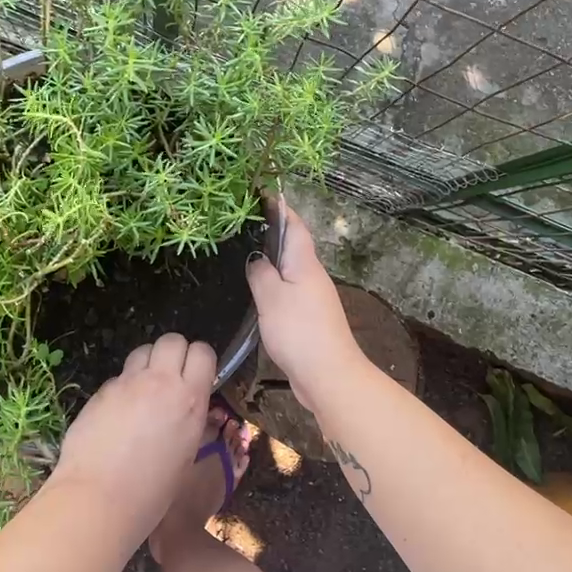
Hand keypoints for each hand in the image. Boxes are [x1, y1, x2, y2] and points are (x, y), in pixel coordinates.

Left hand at [47, 333, 214, 539]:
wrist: (99, 499)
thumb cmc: (152, 492)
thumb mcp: (186, 454)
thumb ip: (187, 419)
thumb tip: (183, 407)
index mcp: (190, 399)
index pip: (202, 352)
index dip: (200, 360)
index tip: (195, 375)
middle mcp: (160, 382)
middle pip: (172, 340)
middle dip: (173, 353)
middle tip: (169, 377)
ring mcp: (127, 383)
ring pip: (142, 351)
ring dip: (147, 364)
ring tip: (143, 390)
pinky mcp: (101, 391)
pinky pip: (118, 378)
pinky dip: (122, 389)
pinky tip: (116, 415)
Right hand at [246, 202, 365, 409]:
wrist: (329, 376)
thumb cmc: (299, 331)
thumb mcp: (271, 297)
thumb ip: (260, 273)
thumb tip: (256, 259)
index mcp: (305, 263)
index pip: (295, 226)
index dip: (280, 209)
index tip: (262, 195)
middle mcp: (312, 275)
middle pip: (292, 246)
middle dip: (271, 232)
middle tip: (242, 224)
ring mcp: (312, 298)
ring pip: (289, 270)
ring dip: (271, 260)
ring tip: (243, 253)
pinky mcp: (308, 319)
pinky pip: (288, 291)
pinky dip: (272, 285)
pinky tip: (256, 292)